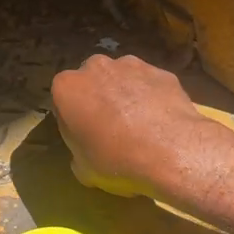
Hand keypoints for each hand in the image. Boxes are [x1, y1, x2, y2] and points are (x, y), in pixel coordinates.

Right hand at [49, 54, 228, 199]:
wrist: (170, 149)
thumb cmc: (116, 159)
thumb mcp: (83, 169)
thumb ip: (78, 151)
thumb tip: (86, 149)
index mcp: (67, 87)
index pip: (64, 100)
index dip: (75, 120)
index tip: (86, 137)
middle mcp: (95, 66)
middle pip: (92, 82)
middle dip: (99, 100)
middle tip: (112, 130)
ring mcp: (130, 64)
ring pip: (122, 79)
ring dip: (126, 95)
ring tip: (141, 127)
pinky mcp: (160, 70)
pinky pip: (150, 85)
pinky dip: (152, 98)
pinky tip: (161, 122)